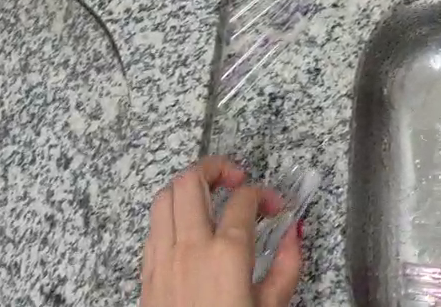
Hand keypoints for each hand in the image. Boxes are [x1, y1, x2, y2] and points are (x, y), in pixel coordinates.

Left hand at [141, 156, 303, 306]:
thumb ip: (288, 267)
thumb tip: (294, 234)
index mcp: (228, 252)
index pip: (244, 198)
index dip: (264, 193)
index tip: (275, 206)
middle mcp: (192, 245)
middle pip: (192, 179)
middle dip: (216, 167)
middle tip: (236, 179)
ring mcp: (164, 258)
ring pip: (165, 196)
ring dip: (188, 186)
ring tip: (209, 195)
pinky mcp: (146, 274)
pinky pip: (154, 226)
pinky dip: (171, 214)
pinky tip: (189, 227)